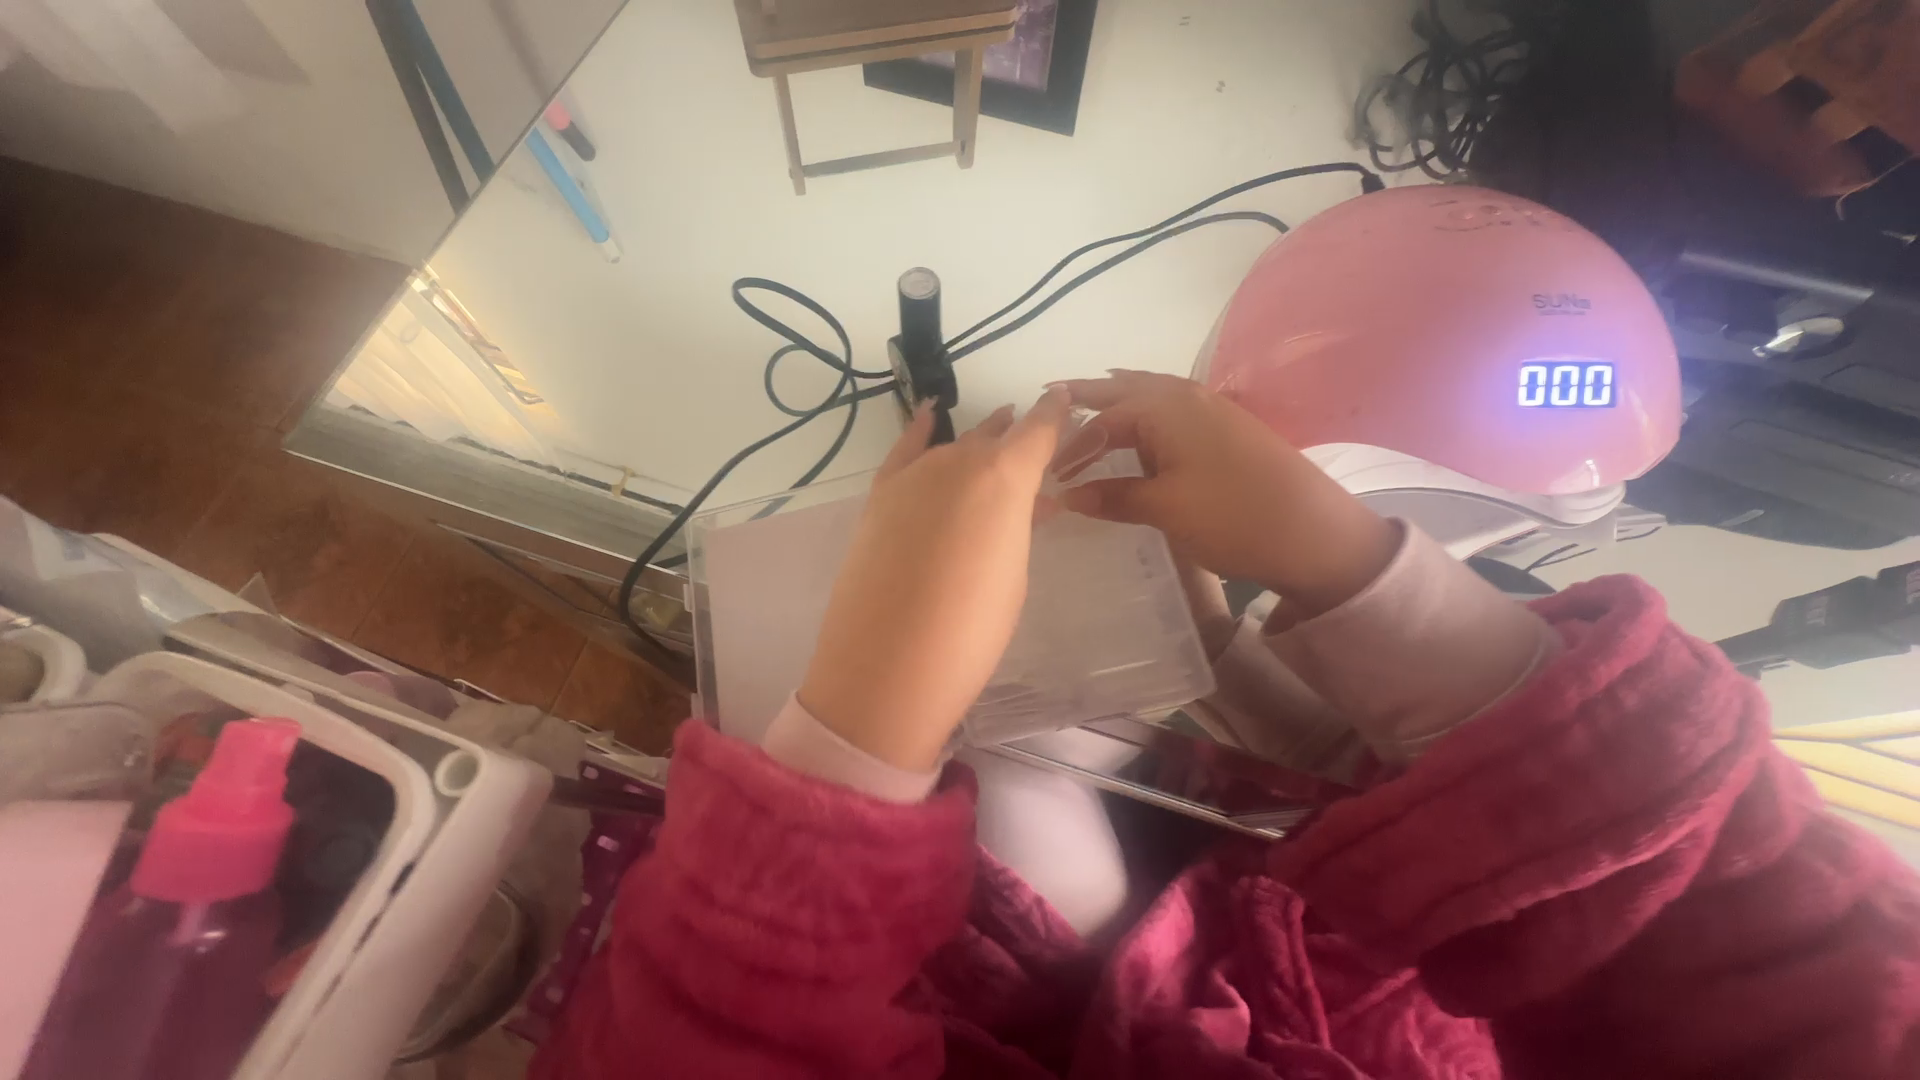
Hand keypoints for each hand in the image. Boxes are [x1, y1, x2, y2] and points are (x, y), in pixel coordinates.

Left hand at [798, 390, 1070, 770]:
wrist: (886, 667)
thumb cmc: (971, 633)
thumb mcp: (1013, 576)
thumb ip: (1018, 527)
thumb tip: (1026, 504)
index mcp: (1003, 479)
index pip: (1038, 431)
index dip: (1054, 415)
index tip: (1064, 401)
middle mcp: (957, 462)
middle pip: (993, 438)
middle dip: (1016, 439)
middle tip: (1035, 448)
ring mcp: (913, 477)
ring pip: (953, 447)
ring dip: (977, 444)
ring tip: (995, 440)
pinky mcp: (879, 498)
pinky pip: (904, 450)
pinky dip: (920, 431)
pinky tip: (930, 416)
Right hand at [1054, 370, 1396, 617]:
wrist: (1316, 535)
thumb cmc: (1232, 517)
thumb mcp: (1165, 509)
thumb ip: (1114, 496)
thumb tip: (1068, 494)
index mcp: (1167, 409)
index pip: (1104, 421)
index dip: (1073, 447)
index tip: (1051, 475)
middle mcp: (1188, 397)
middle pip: (1127, 389)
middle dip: (1090, 394)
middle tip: (1054, 392)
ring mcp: (1213, 410)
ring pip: (1154, 393)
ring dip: (1121, 396)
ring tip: (1094, 396)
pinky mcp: (1229, 429)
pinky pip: (1174, 407)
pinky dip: (1149, 409)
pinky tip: (1146, 423)